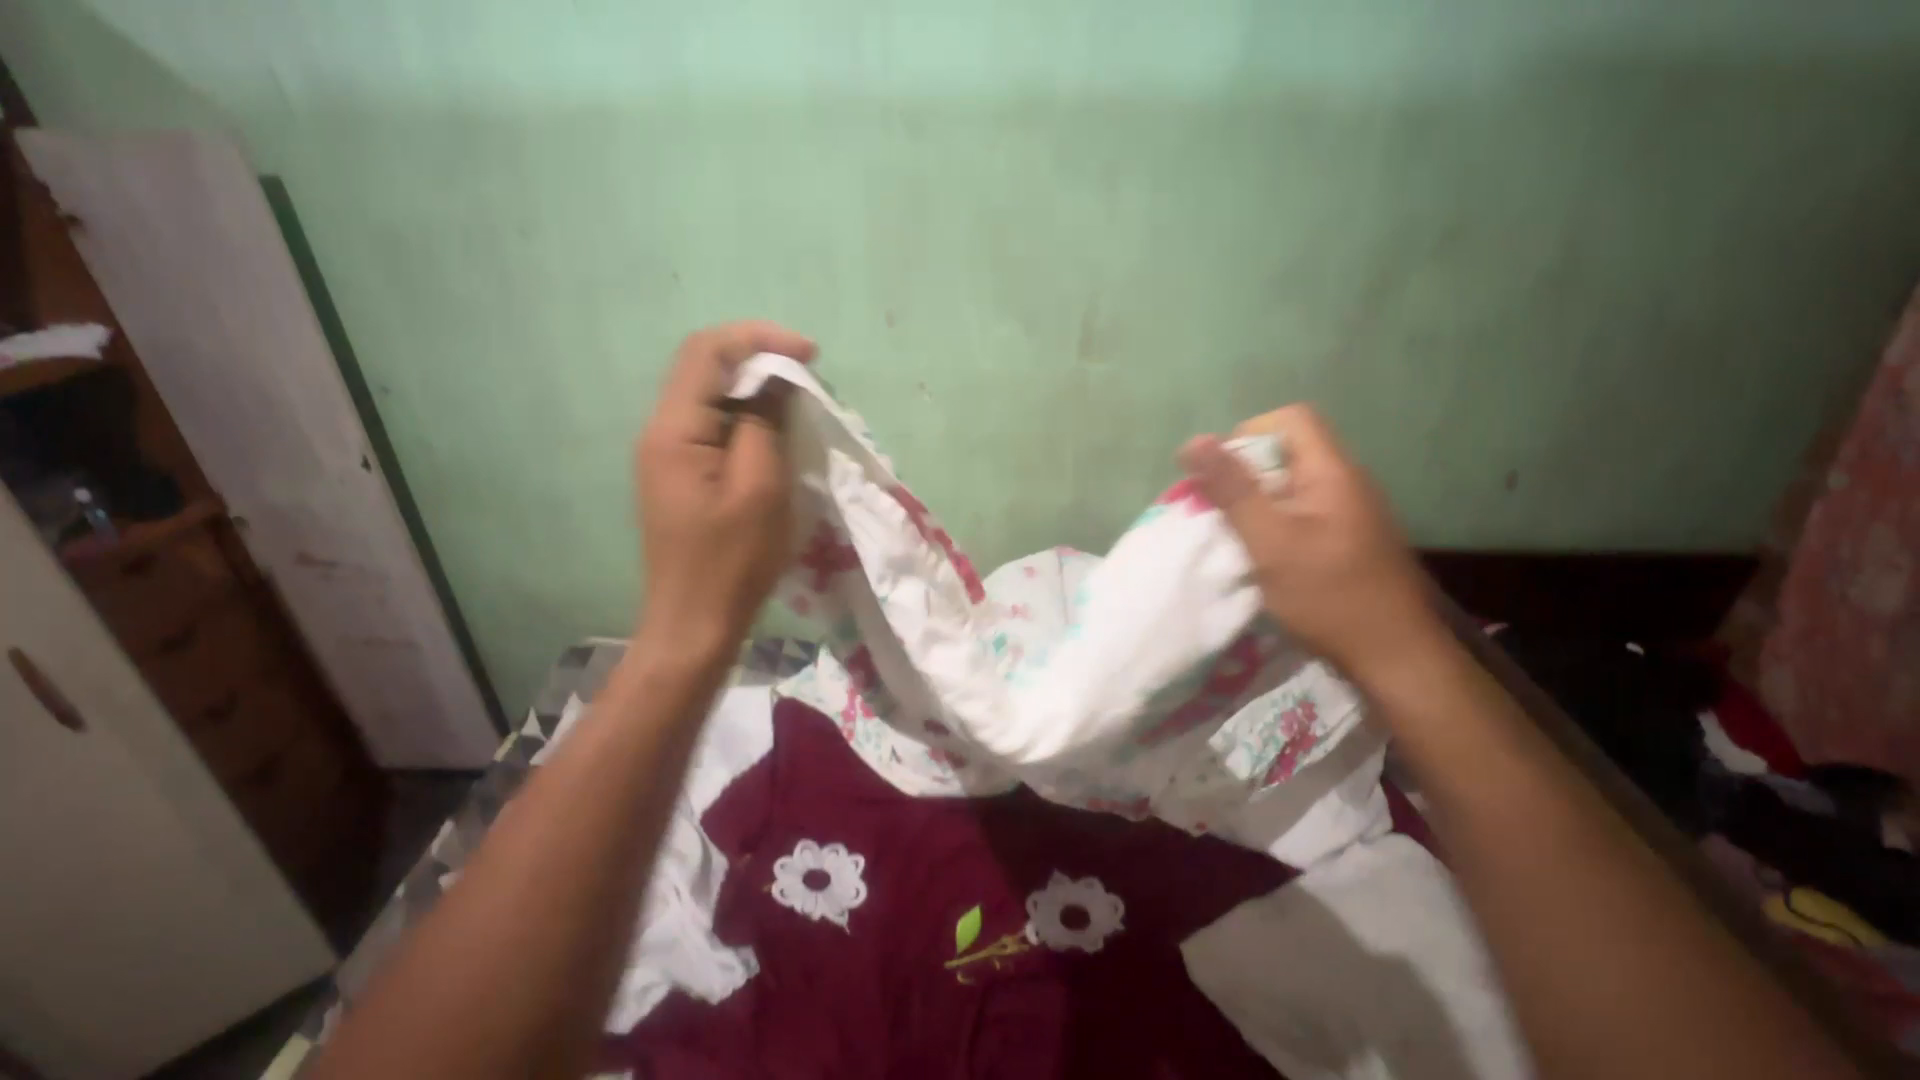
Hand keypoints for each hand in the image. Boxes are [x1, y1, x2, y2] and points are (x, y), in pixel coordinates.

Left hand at [634, 321, 816, 655]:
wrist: (694, 624)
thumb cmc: (731, 561)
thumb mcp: (760, 487)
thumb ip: (764, 422)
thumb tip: (775, 380)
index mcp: (673, 430)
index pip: (707, 351)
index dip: (760, 340)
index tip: (811, 356)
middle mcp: (660, 431)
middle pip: (704, 367)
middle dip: (759, 360)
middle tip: (809, 376)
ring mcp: (666, 454)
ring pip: (710, 396)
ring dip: (755, 389)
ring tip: (799, 402)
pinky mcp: (680, 474)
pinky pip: (712, 426)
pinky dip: (747, 418)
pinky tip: (776, 433)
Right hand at [1178, 405, 1446, 682]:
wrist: (1396, 657)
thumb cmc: (1329, 595)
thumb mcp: (1270, 542)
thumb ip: (1232, 491)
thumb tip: (1194, 441)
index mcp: (1332, 472)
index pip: (1289, 419)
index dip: (1247, 436)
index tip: (1222, 480)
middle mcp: (1348, 483)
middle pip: (1290, 453)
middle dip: (1246, 478)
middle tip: (1223, 517)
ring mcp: (1353, 514)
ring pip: (1294, 489)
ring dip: (1260, 508)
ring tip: (1240, 543)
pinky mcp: (1352, 543)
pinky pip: (1306, 517)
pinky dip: (1278, 531)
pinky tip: (1268, 565)